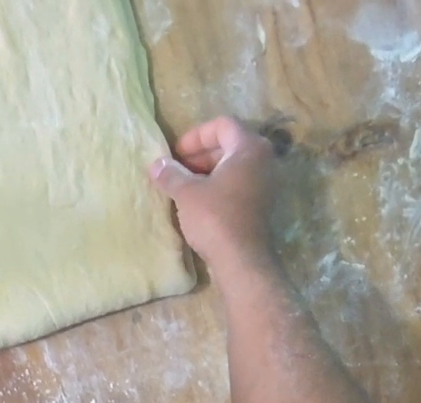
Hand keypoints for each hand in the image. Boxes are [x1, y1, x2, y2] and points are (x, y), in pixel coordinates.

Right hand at [148, 117, 278, 275]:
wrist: (240, 259)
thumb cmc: (214, 218)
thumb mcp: (186, 193)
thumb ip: (171, 174)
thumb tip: (156, 164)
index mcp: (248, 147)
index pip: (221, 125)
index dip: (194, 136)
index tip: (174, 154)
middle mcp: (262, 159)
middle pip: (227, 145)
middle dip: (199, 155)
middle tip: (176, 170)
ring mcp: (264, 182)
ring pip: (231, 167)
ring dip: (206, 172)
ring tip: (182, 186)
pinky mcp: (260, 204)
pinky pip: (236, 184)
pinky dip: (217, 186)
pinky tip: (197, 202)